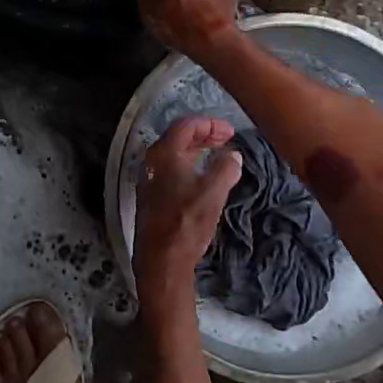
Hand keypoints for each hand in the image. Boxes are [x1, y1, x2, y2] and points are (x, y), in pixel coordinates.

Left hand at [134, 115, 243, 293]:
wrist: (161, 259)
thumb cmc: (187, 221)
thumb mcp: (214, 192)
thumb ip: (225, 168)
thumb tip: (232, 156)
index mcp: (164, 154)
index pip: (185, 125)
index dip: (209, 123)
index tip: (230, 131)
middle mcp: (152, 163)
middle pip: (178, 138)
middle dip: (203, 135)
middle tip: (226, 139)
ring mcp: (149, 181)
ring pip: (174, 156)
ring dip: (196, 151)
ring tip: (217, 155)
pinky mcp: (151, 198)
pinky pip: (171, 171)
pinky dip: (188, 166)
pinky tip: (201, 177)